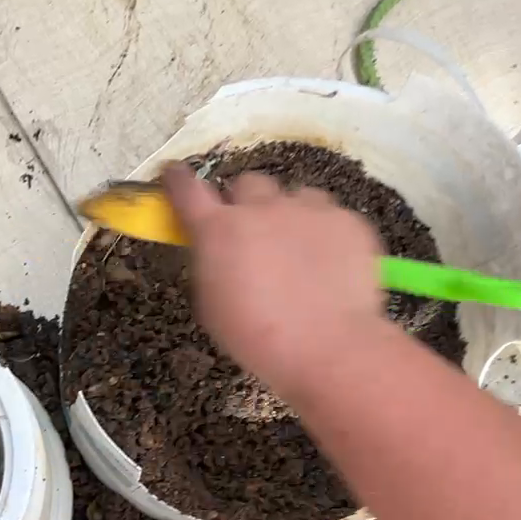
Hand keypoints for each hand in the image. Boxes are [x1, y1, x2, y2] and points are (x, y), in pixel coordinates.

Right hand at [161, 163, 387, 391]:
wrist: (326, 345)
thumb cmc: (254, 336)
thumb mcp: (211, 304)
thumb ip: (209, 263)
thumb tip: (214, 247)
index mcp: (218, 231)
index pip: (187, 189)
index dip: (177, 180)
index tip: (173, 174)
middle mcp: (262, 208)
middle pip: (246, 183)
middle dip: (244, 203)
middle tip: (250, 234)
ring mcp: (309, 208)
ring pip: (292, 196)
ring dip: (287, 215)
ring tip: (294, 253)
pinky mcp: (347, 219)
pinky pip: (328, 214)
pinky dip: (321, 233)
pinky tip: (324, 266)